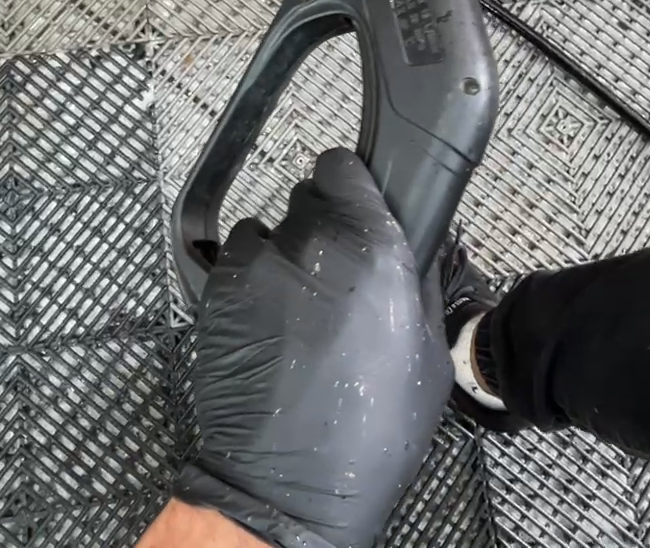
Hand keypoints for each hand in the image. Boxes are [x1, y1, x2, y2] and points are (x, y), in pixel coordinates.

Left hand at [173, 149, 448, 547]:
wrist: (286, 485)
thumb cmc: (370, 430)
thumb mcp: (429, 356)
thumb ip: (422, 283)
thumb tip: (418, 243)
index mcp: (371, 249)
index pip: (342, 165)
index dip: (349, 180)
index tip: (355, 201)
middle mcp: (312, 242)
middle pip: (311, 194)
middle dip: (326, 223)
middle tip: (336, 271)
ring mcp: (259, 263)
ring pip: (274, 227)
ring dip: (287, 251)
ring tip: (298, 302)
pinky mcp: (220, 289)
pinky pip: (240, 256)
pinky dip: (253, 274)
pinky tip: (267, 316)